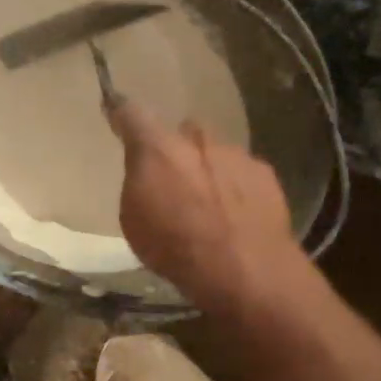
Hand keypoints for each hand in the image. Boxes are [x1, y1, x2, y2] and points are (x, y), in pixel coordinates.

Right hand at [107, 99, 301, 309]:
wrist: (246, 269)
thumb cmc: (176, 246)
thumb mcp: (134, 219)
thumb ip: (138, 182)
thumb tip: (143, 167)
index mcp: (158, 148)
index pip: (132, 113)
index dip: (121, 112)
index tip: (115, 111)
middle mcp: (197, 140)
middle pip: (182, 132)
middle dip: (176, 148)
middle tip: (171, 178)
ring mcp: (236, 155)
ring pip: (215, 152)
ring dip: (208, 170)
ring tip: (208, 204)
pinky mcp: (266, 175)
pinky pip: (242, 172)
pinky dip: (236, 187)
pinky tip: (235, 215)